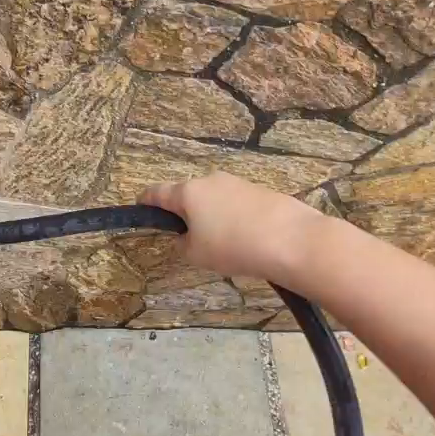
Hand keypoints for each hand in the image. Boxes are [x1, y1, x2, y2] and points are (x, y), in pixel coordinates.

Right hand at [140, 173, 327, 283]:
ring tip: (224, 246)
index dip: (145, 203)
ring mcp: (237, 183)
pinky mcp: (260, 191)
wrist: (293, 241)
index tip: (141, 209)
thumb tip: (186, 235)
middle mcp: (210, 180)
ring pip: (213, 200)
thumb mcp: (196, 254)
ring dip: (211, 217)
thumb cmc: (234, 247)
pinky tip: (247, 241)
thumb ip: (182, 243)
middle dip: (184, 214)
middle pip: (187, 195)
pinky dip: (234, 219)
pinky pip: (236, 205)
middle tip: (190, 241)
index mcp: (188, 192)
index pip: (156, 193)